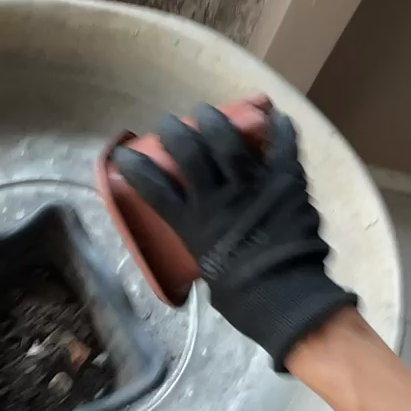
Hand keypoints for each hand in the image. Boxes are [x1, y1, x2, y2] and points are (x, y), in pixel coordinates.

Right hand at [110, 105, 356, 368]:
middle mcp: (216, 197)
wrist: (283, 296)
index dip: (135, 167)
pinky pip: (283, 147)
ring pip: (228, 141)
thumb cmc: (239, 297)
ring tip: (206, 113)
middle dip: (174, 132)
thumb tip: (208, 241)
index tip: (124, 154)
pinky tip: (276, 117)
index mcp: (191, 224)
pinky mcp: (285, 182)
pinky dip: (280, 130)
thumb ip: (205, 247)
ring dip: (215, 122)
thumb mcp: (207, 270)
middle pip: (189, 153)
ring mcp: (252, 186)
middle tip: (167, 123)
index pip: (153, 187)